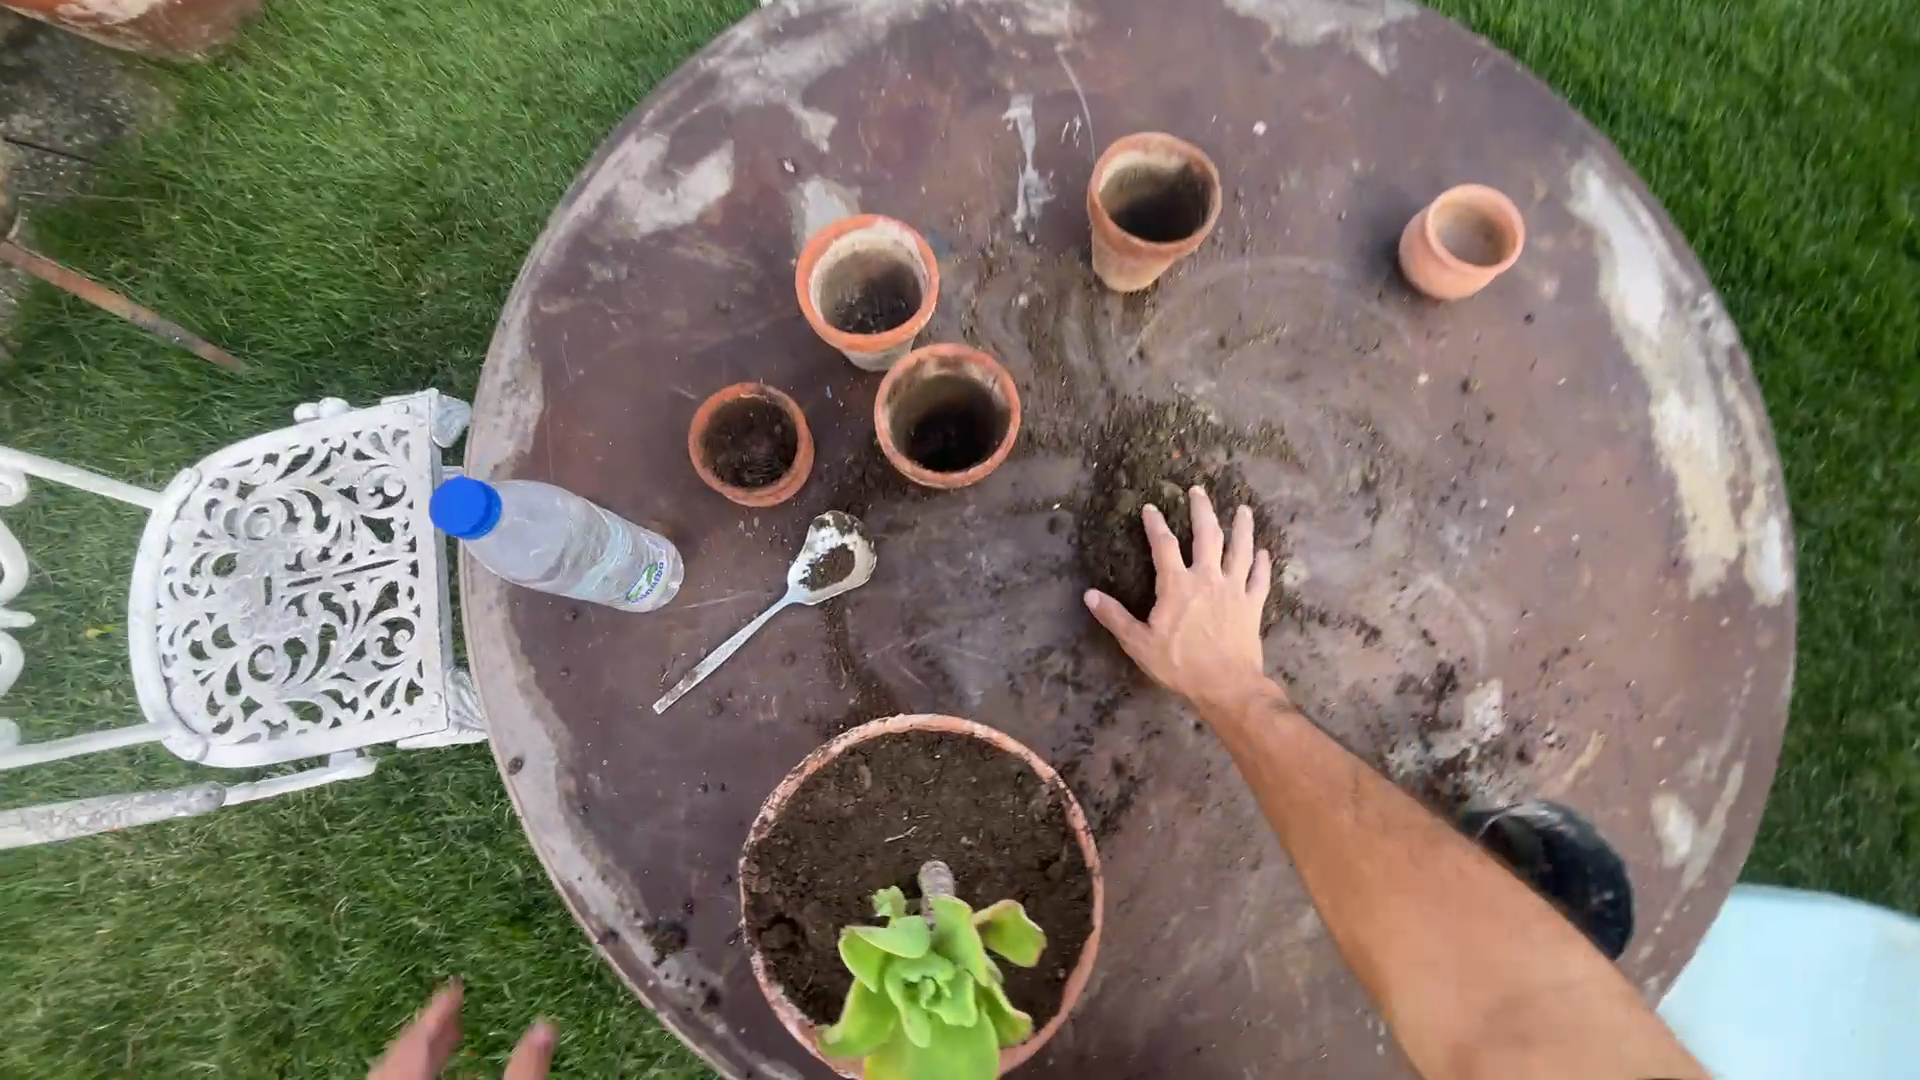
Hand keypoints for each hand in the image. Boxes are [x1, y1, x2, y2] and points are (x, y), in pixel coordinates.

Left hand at [370, 982, 554, 1079]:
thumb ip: (523, 1069)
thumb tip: (546, 1024)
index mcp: (411, 1078)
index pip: (418, 1039)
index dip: (439, 1008)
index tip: (454, 984)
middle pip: (398, 1056)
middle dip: (429, 1027)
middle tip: (453, 1003)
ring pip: (391, 1074)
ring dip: (421, 1052)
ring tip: (450, 1037)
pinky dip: (414, 1073)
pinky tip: (445, 1073)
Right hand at [1084, 486, 1281, 713]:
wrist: (1226, 685)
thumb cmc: (1179, 664)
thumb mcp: (1138, 643)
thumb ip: (1114, 617)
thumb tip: (1089, 595)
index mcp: (1177, 585)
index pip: (1163, 545)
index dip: (1156, 524)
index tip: (1151, 507)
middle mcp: (1207, 578)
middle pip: (1207, 535)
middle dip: (1202, 510)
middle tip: (1199, 490)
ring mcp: (1234, 590)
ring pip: (1240, 550)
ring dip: (1242, 527)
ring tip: (1243, 509)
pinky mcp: (1253, 605)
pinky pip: (1259, 579)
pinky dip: (1263, 564)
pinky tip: (1264, 552)